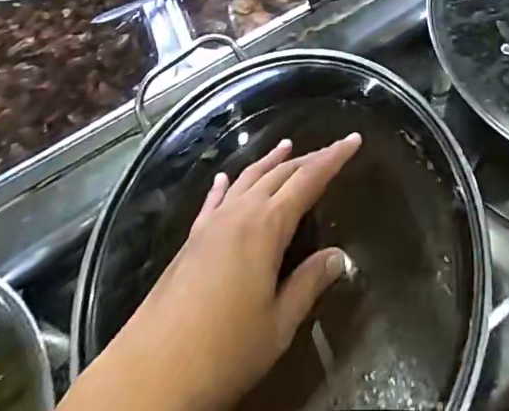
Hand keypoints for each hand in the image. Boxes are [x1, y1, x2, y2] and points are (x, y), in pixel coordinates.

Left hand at [62, 134, 362, 410]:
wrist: (155, 368)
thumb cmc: (226, 349)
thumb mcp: (278, 323)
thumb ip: (308, 283)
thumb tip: (338, 256)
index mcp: (266, 227)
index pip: (308, 180)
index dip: (333, 158)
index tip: (353, 139)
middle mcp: (239, 213)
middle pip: (279, 174)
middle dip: (308, 158)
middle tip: (331, 148)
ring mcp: (212, 223)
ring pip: (247, 179)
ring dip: (269, 161)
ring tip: (286, 145)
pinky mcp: (192, 238)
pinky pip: (214, 199)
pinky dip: (226, 184)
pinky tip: (226, 177)